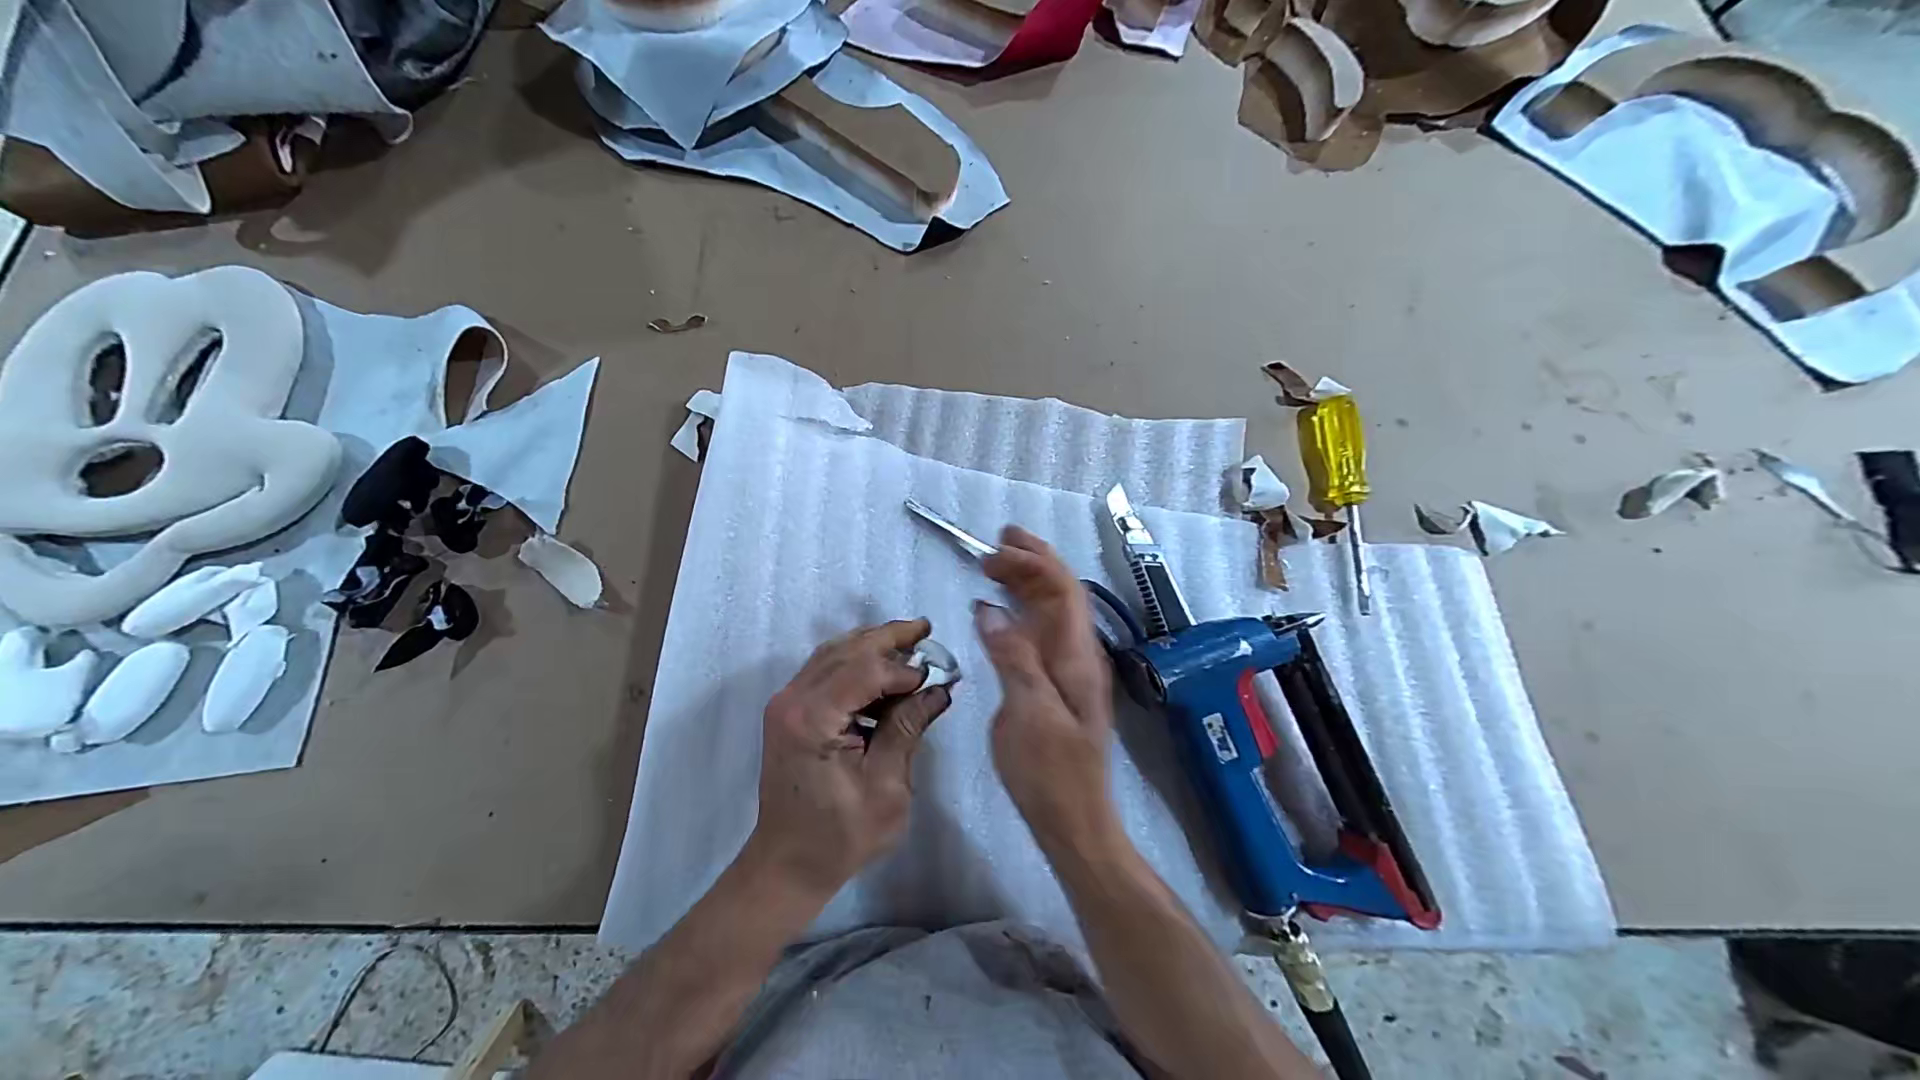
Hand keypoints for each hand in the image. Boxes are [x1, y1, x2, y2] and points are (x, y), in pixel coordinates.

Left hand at [746, 618, 952, 898]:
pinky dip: (856, 663)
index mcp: (812, 720)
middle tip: (926, 630)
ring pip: (833, 653)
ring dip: (872, 646)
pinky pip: (824, 669)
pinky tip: (884, 672)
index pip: (864, 669)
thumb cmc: (841, 836)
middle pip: (846, 649)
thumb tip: (939, 689)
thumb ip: (908, 728)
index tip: (934, 678)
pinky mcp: (788, 710)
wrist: (788, 863)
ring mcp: (785, 702)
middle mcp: (792, 700)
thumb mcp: (887, 787)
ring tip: (911, 643)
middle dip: (889, 638)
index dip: (903, 668)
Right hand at [976, 527, 1121, 854]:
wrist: (1074, 820)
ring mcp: (1069, 671)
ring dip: (1026, 584)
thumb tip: (990, 609)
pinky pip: (1039, 636)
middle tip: (996, 543)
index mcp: (1078, 657)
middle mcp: (1078, 655)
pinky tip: (1000, 613)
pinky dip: (1020, 614)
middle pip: (1061, 594)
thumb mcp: (1028, 715)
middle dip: (1032, 563)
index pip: (1064, 590)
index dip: (1034, 562)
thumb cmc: (1052, 774)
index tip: (997, 549)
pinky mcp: (1055, 686)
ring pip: (1050, 613)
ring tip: (995, 565)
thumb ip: (1013, 659)